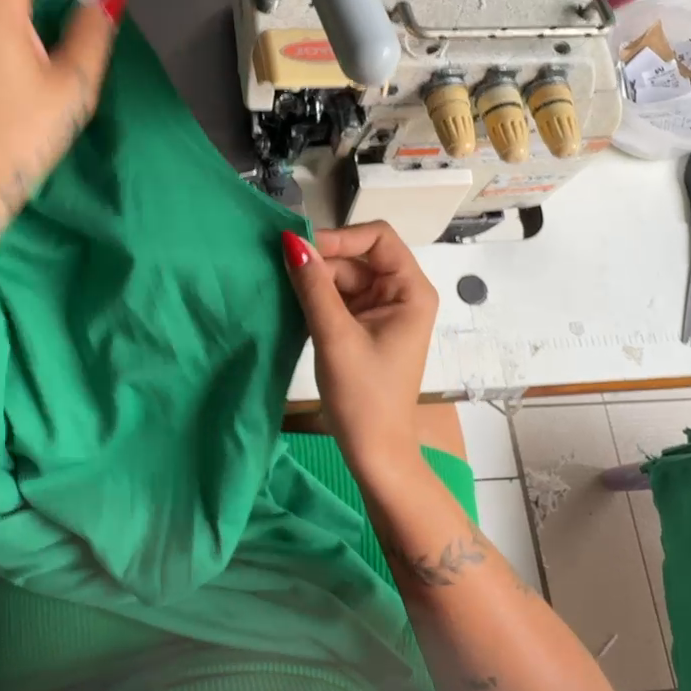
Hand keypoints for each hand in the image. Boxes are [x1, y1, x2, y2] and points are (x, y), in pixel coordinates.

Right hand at [281, 223, 438, 465]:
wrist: (374, 452)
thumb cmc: (363, 397)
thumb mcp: (335, 336)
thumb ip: (313, 285)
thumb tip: (290, 240)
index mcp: (411, 291)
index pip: (378, 237)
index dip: (340, 238)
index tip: (301, 251)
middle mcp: (400, 293)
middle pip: (356, 257)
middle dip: (321, 262)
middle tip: (279, 272)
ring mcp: (381, 310)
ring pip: (342, 277)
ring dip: (314, 281)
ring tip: (280, 288)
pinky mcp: (363, 326)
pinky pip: (337, 297)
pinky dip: (315, 298)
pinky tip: (291, 303)